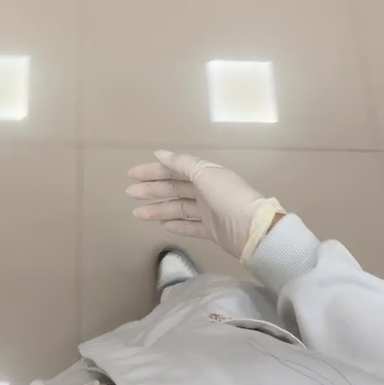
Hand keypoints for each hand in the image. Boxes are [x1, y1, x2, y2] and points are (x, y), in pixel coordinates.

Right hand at [126, 150, 280, 260]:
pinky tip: (162, 225)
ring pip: (177, 208)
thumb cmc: (228, 196)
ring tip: (138, 213)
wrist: (253, 230)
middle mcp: (204, 190)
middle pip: (173, 188)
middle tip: (130, 194)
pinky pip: (189, 225)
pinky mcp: (211, 230)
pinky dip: (175, 225)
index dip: (152, 171)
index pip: (173, 169)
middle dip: (151, 190)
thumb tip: (159, 154)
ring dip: (158, 209)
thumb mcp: (204, 173)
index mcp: (203, 173)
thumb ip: (181, 163)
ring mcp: (207, 211)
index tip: (133, 174)